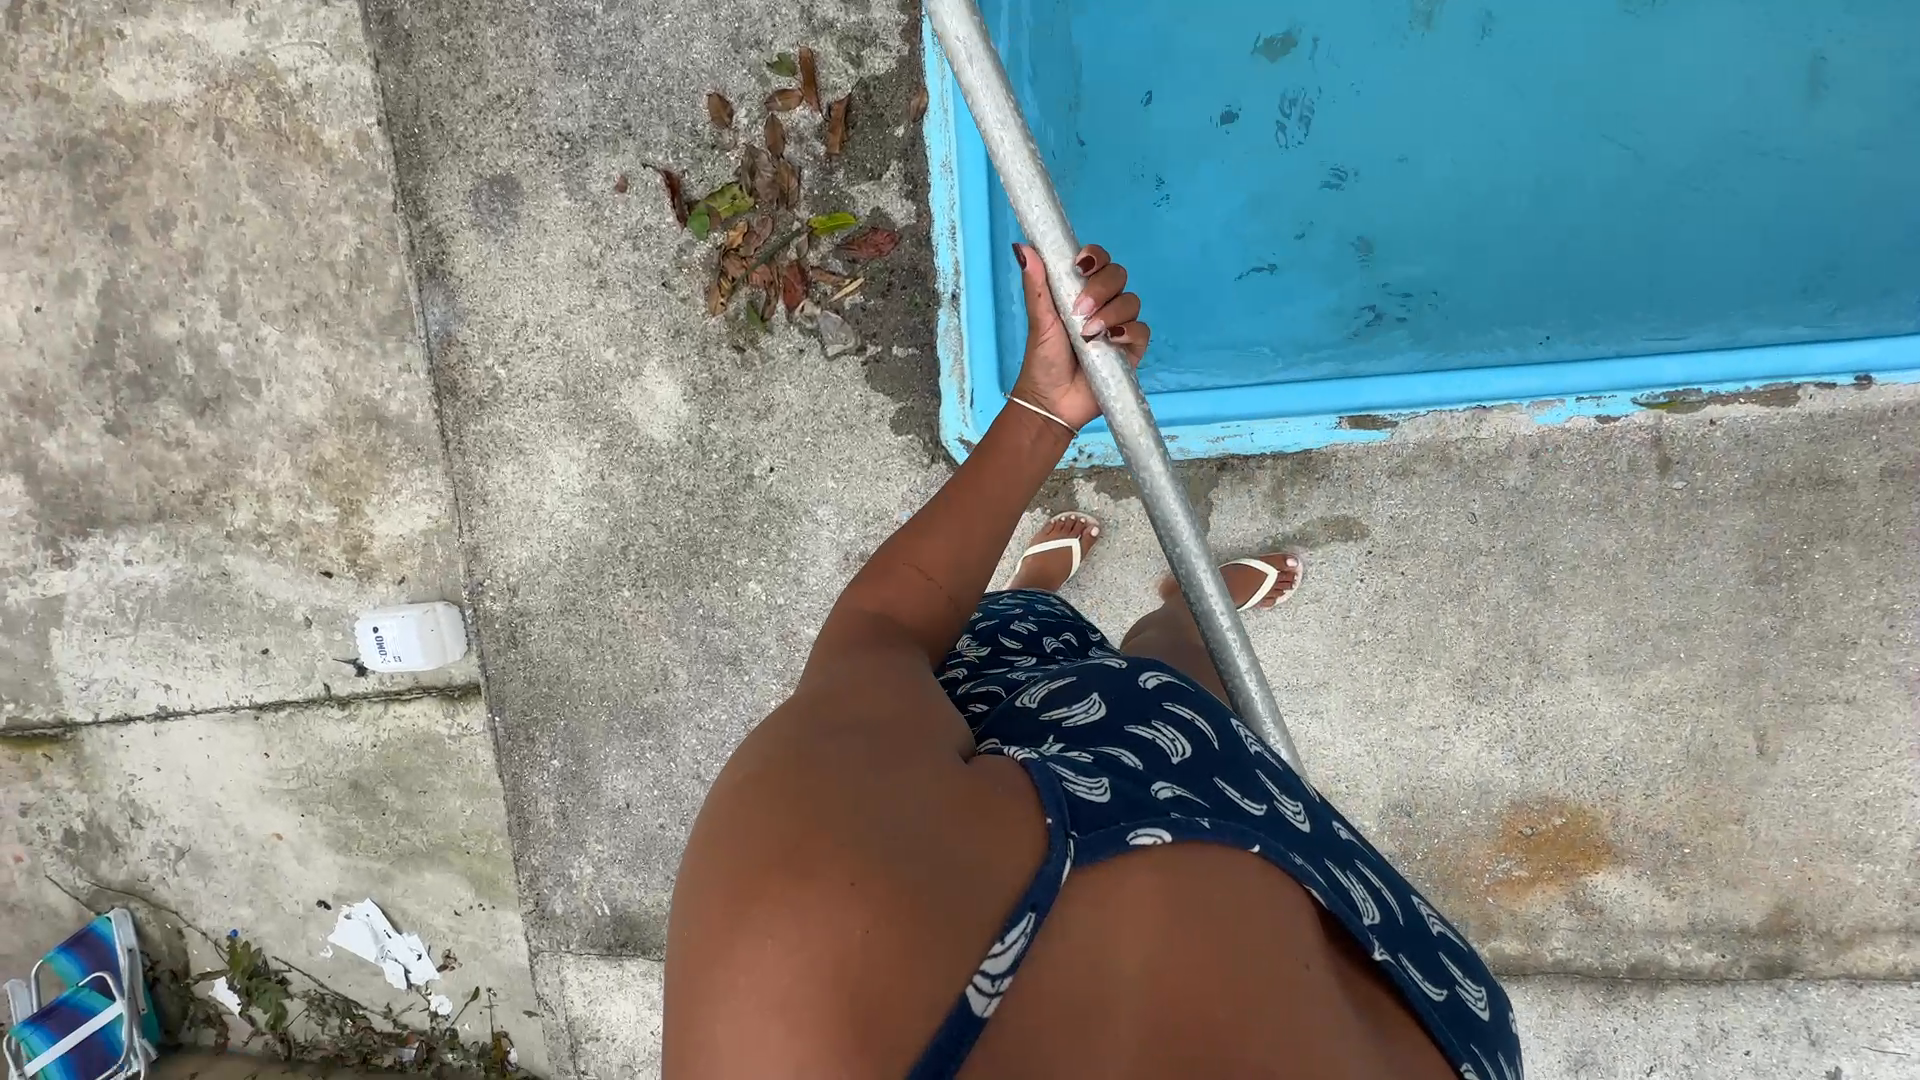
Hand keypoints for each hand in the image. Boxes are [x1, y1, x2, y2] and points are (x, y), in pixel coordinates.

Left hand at [1008, 242, 1150, 430]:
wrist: (1051, 401)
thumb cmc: (1043, 360)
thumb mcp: (1039, 320)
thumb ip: (1036, 285)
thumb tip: (1023, 248)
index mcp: (1080, 292)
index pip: (1098, 261)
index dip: (1095, 256)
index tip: (1080, 266)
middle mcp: (1103, 305)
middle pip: (1118, 276)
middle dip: (1101, 288)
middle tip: (1079, 311)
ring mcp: (1119, 327)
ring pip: (1131, 301)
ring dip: (1111, 312)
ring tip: (1088, 334)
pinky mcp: (1131, 350)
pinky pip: (1141, 330)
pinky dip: (1128, 332)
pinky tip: (1110, 341)